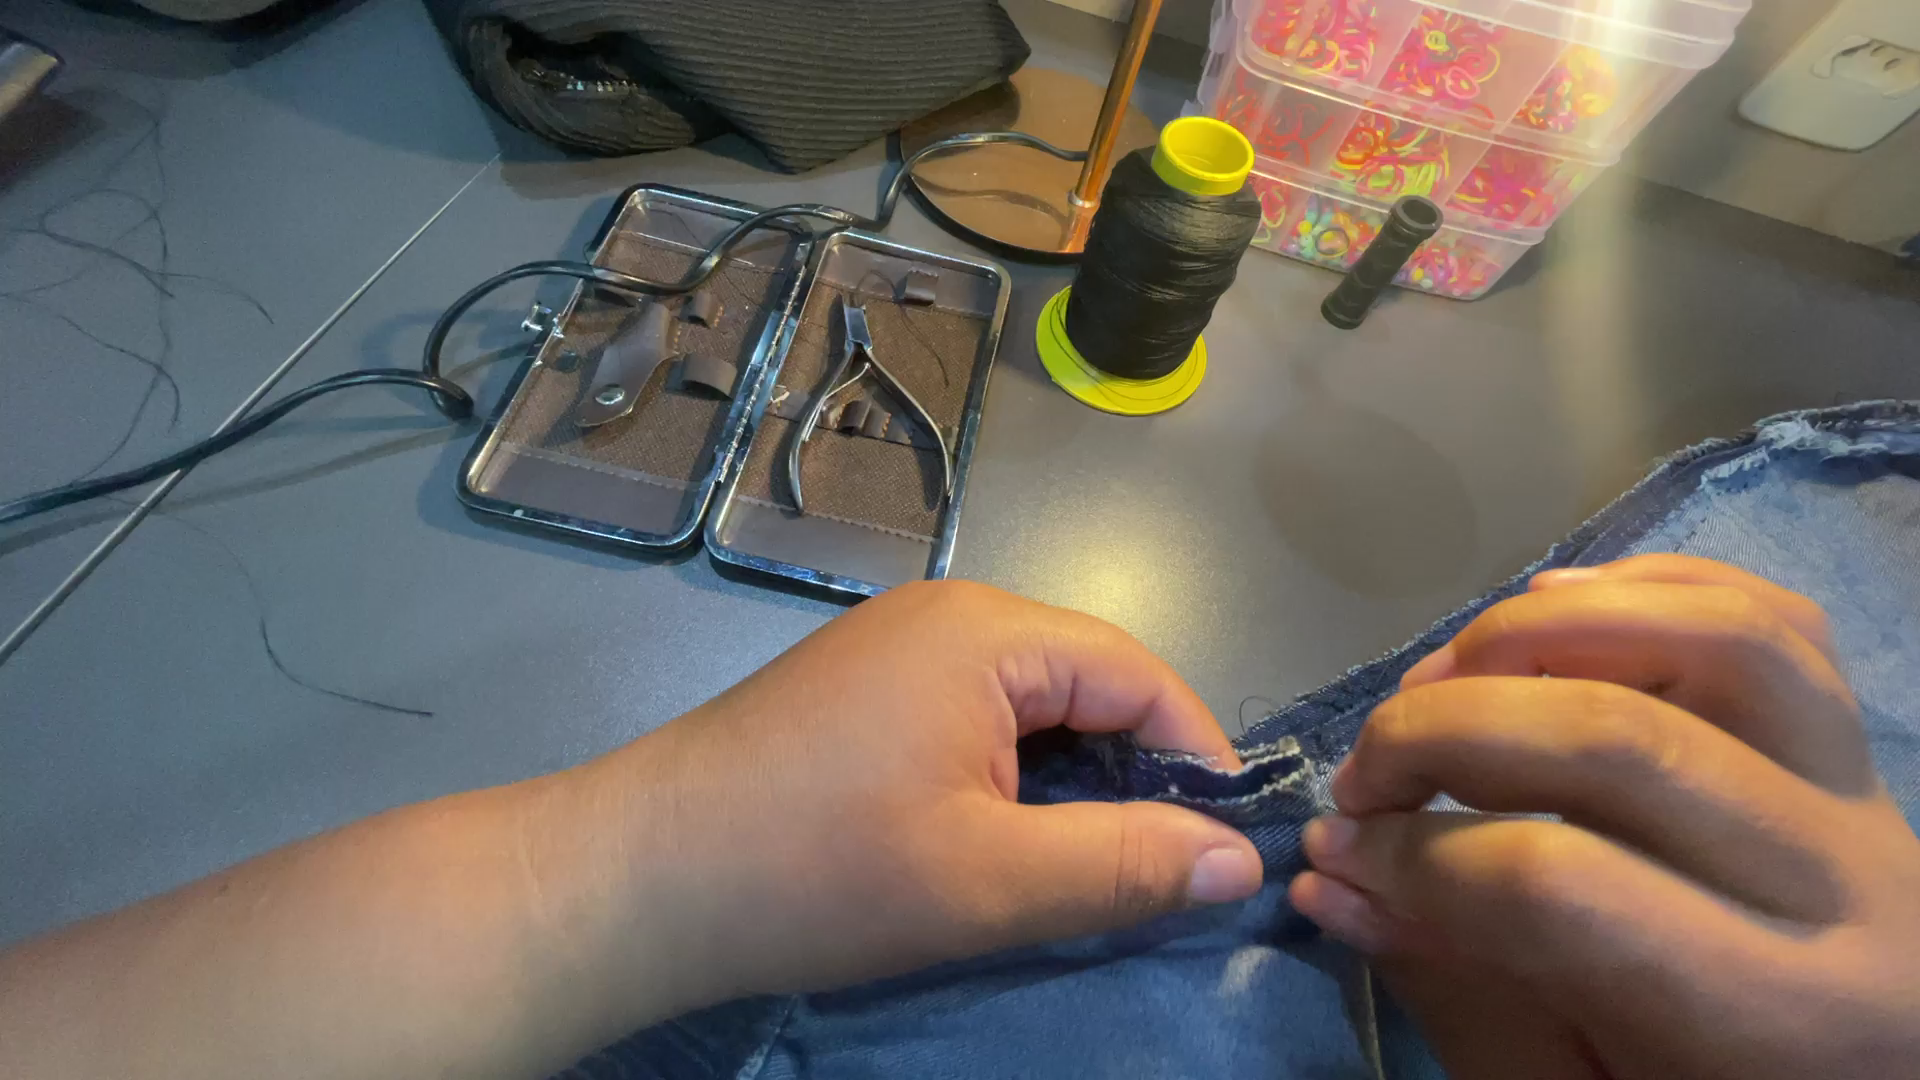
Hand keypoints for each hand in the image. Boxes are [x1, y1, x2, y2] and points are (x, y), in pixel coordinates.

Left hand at [549, 580, 1263, 1020]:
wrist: (646, 871)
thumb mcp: (989, 879)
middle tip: (1160, 852)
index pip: (1133, 670)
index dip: (1193, 748)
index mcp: (986, 630)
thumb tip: (1237, 858)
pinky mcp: (871, 676)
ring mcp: (903, 639)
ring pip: (1031, 691)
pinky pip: (978, 703)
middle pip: (1083, 673)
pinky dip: (1014, 758)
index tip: (1223, 834)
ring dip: (1073, 763)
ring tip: (1091, 844)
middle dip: (1133, 760)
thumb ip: (1123, 864)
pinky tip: (1009, 815)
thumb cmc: (820, 868)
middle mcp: (949, 612)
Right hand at [1288, 555, 1919, 1077]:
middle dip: (1432, 737)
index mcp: (1793, 1018)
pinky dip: (1636, 584)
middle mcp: (1858, 883)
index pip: (1553, 883)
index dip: (1408, 856)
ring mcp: (1863, 788)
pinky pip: (1763, 610)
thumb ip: (1448, 984)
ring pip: (1710, 637)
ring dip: (1529, 633)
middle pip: (1607, 736)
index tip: (1339, 849)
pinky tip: (1548, 606)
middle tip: (1367, 773)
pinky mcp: (1844, 735)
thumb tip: (1326, 875)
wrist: (1872, 1073)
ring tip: (1444, 678)